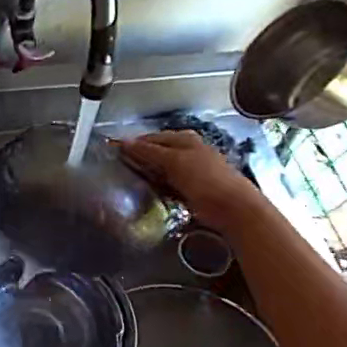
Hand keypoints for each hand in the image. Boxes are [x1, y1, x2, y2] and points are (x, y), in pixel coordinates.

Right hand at [118, 131, 267, 228]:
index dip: (133, 145)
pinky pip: (168, 184)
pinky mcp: (192, 188)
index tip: (114, 155)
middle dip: (140, 161)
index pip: (151, 138)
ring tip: (132, 184)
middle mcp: (187, 150)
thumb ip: (148, 152)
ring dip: (149, 176)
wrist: (232, 208)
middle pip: (156, 153)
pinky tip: (150, 194)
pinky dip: (159, 187)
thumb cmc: (204, 179)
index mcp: (184, 138)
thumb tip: (123, 142)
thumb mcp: (174, 161)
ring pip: (161, 169)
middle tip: (120, 171)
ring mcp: (190, 169)